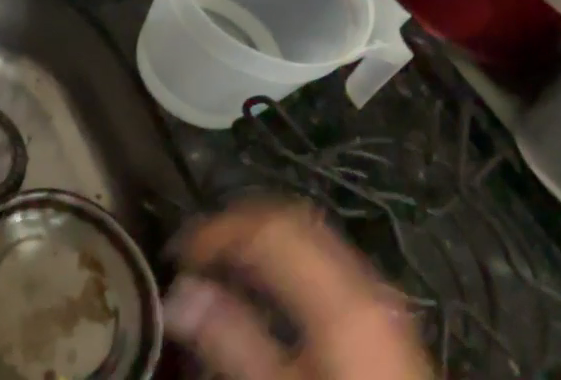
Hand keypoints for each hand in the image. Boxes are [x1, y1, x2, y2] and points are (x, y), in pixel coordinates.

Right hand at [164, 203, 429, 379]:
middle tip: (198, 249)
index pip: (267, 227)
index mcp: (339, 296)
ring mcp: (377, 294)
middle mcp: (362, 280)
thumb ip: (232, 341)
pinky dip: (286, 253)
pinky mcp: (380, 312)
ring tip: (223, 261)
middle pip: (290, 219)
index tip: (182, 253)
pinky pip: (324, 256)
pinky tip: (265, 283)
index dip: (217, 230)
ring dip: (260, 236)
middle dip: (236, 225)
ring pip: (308, 233)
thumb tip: (180, 294)